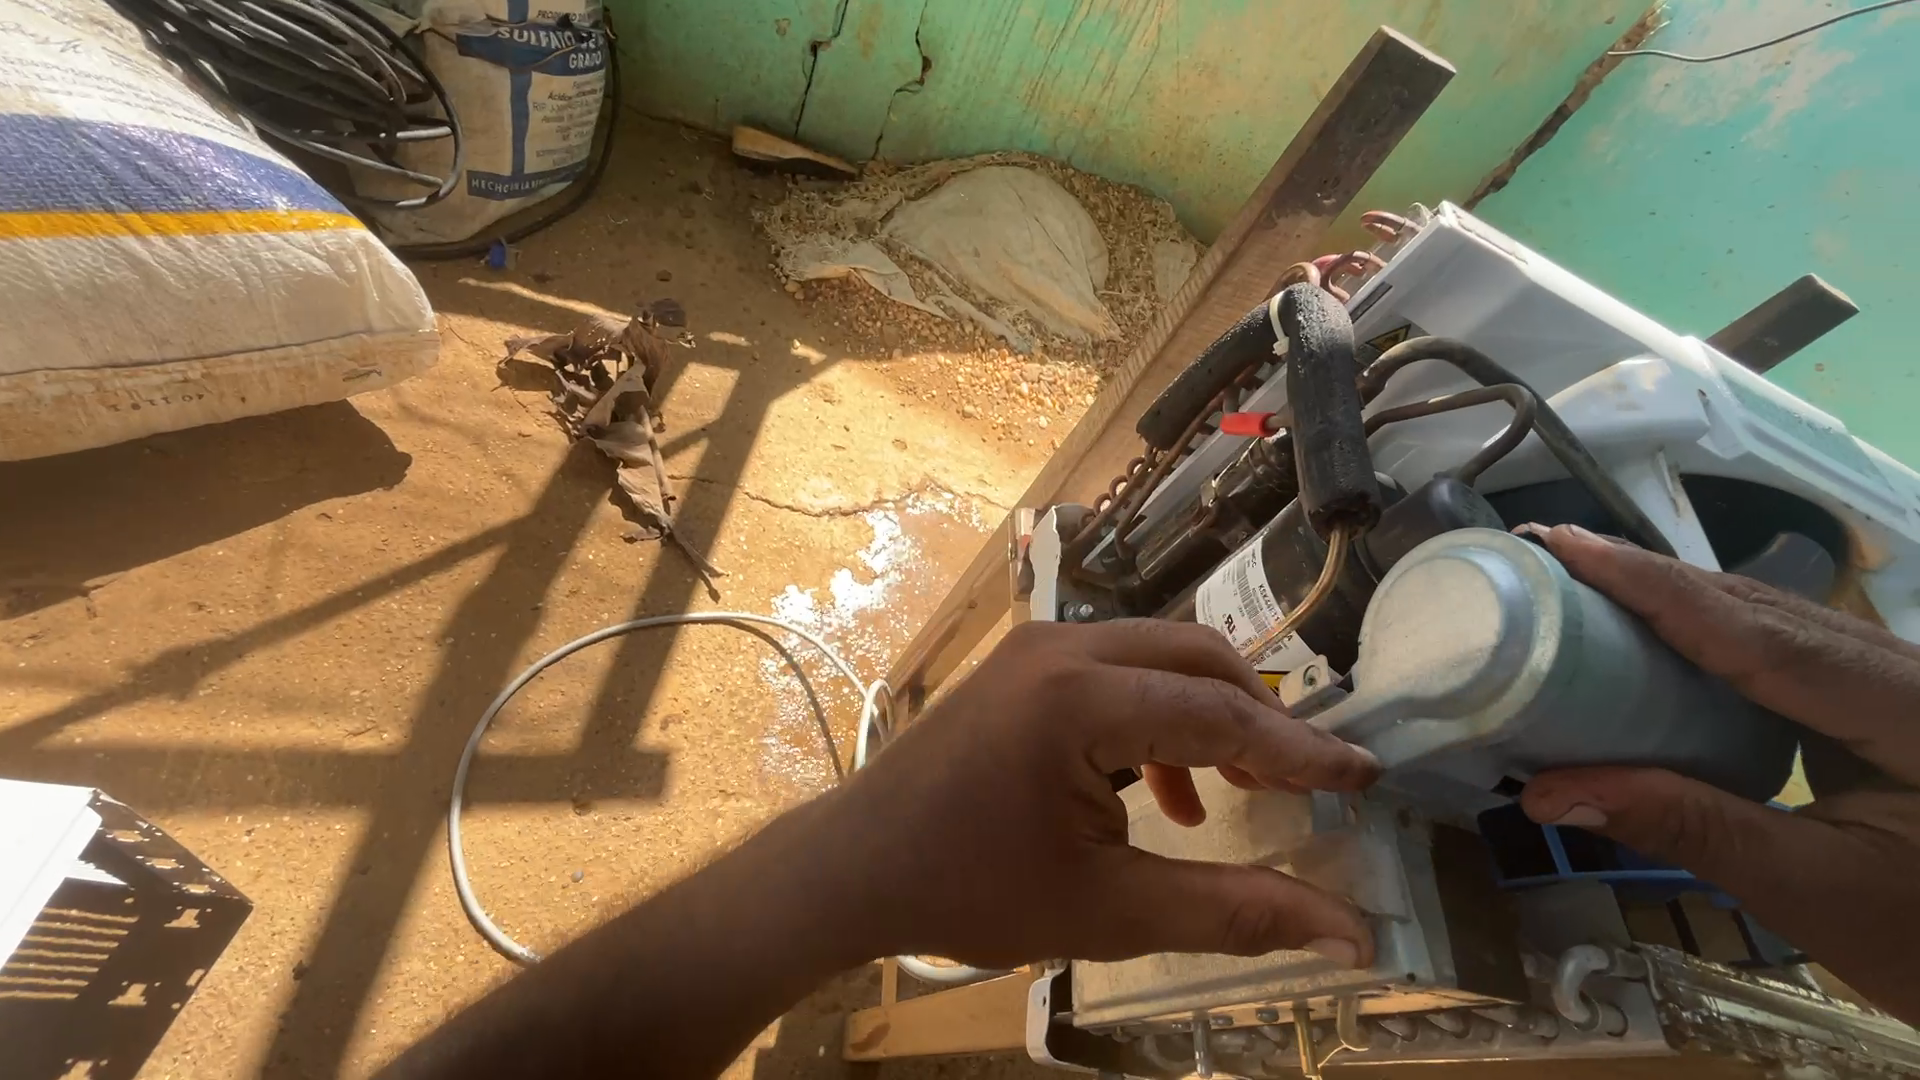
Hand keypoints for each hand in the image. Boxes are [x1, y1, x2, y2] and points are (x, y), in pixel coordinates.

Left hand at [831, 618, 1380, 969]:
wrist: (860, 862)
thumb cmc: (970, 888)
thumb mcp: (1107, 910)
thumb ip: (1232, 911)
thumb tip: (1347, 931)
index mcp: (1077, 697)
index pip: (1218, 711)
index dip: (1300, 750)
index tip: (1363, 776)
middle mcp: (1060, 647)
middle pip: (1193, 658)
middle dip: (1256, 716)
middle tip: (1300, 782)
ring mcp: (1035, 647)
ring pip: (1155, 658)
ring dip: (1204, 715)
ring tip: (1235, 790)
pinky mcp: (1022, 663)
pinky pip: (1113, 672)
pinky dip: (1152, 719)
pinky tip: (1162, 793)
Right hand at [1519, 525, 1919, 1023]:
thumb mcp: (1815, 894)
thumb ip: (1683, 827)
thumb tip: (1542, 794)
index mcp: (1917, 713)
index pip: (1761, 633)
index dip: (1653, 586)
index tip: (1561, 542)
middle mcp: (1913, 676)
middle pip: (1763, 607)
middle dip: (1649, 574)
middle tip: (1549, 549)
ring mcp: (1902, 685)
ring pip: (1770, 618)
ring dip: (1668, 594)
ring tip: (1578, 575)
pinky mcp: (1880, 703)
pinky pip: (1777, 645)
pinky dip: (1698, 627)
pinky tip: (1646, 626)